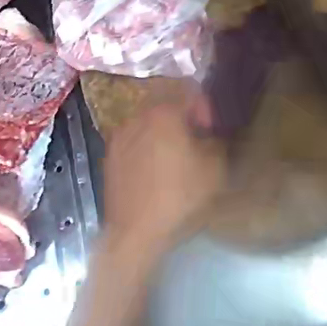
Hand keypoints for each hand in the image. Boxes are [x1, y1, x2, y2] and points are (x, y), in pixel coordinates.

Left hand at [101, 90, 226, 257]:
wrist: (136, 233)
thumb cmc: (179, 198)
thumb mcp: (215, 169)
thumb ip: (217, 141)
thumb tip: (211, 133)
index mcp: (164, 113)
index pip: (189, 92)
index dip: (206, 108)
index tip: (212, 130)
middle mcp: (137, 116)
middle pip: (165, 104)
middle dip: (183, 118)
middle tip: (197, 141)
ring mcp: (119, 136)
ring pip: (147, 123)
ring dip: (163, 132)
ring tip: (176, 157)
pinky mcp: (109, 157)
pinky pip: (134, 141)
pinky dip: (146, 147)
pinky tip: (155, 170)